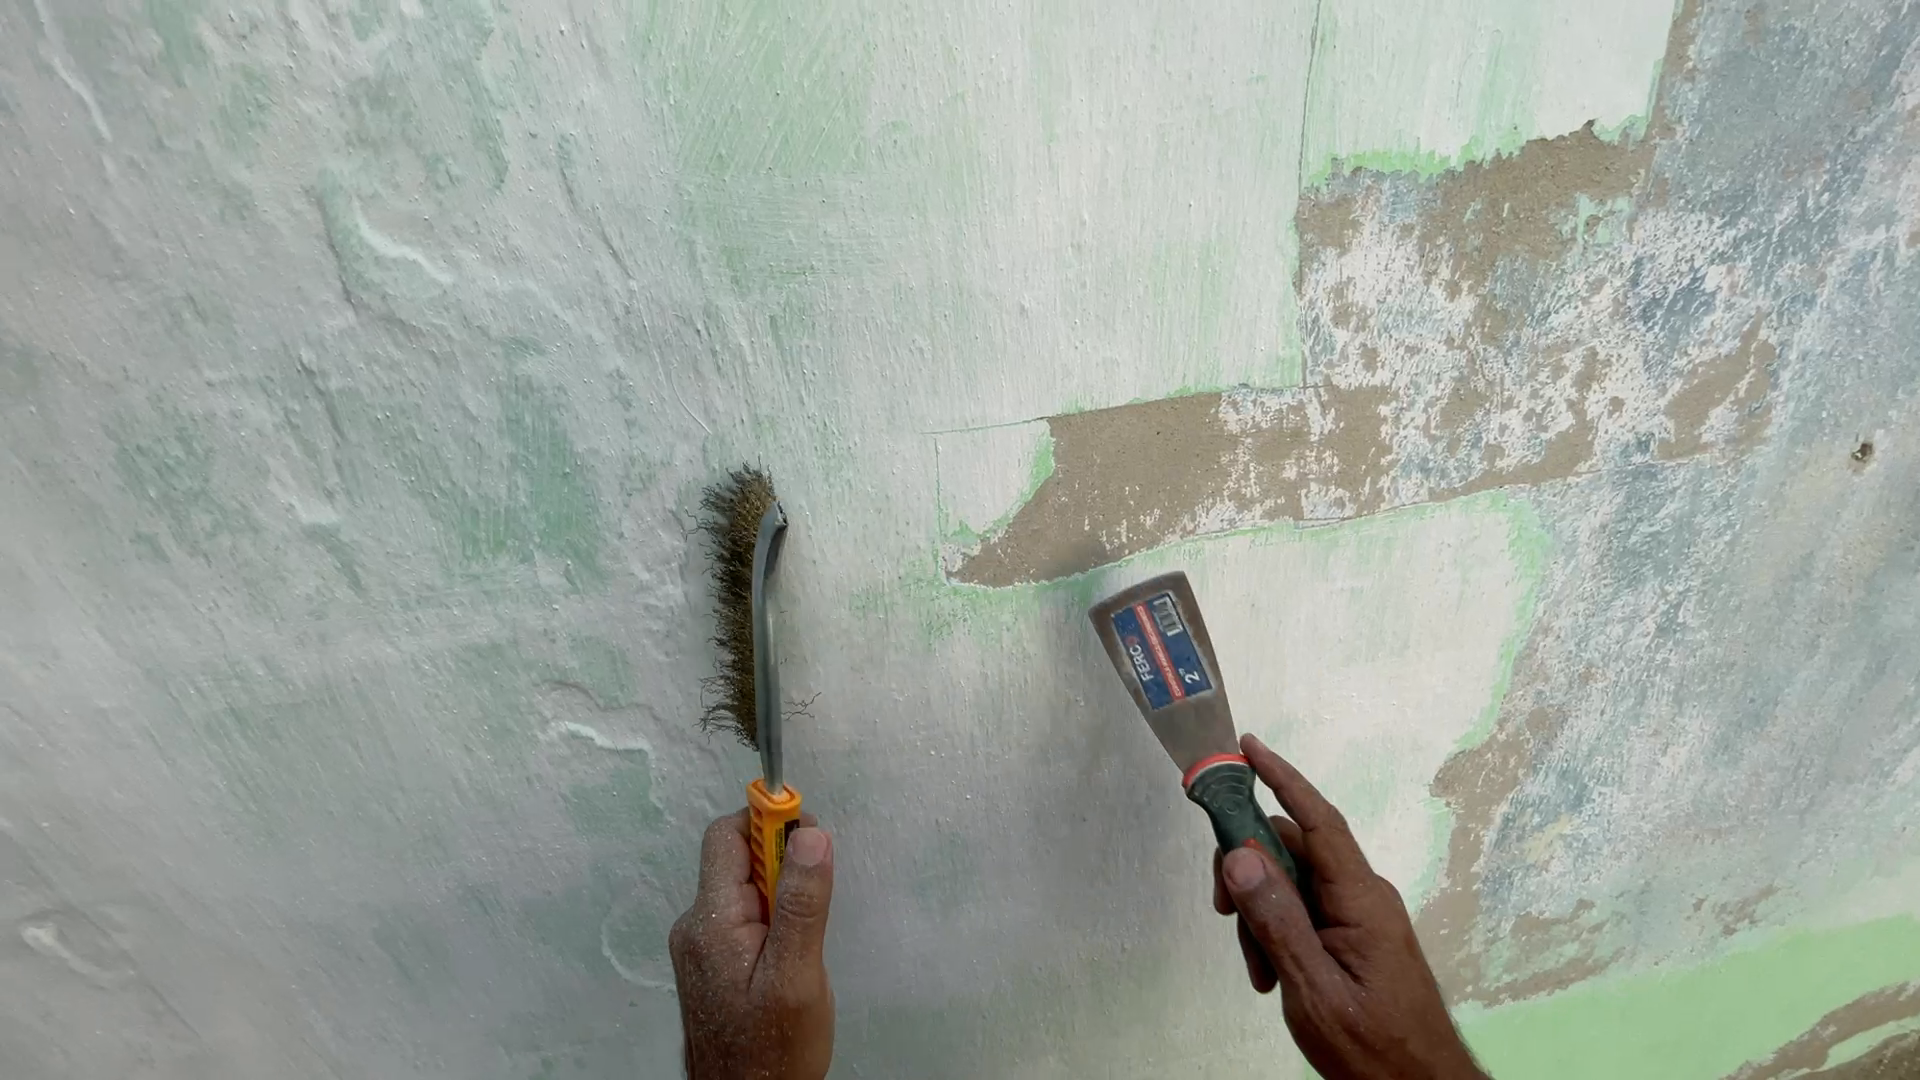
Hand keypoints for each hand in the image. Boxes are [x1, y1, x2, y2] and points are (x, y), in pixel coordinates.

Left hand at [669, 810, 834, 1079]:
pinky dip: (773, 913)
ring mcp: (703, 944)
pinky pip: (745, 911)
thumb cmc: (774, 1050)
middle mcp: (698, 924)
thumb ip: (802, 902)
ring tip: (804, 934)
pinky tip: (791, 948)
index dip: (767, 821)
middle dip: (780, 860)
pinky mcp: (714, 960)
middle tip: (815, 893)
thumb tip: (809, 832)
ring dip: (780, 890)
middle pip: (737, 857)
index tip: (808, 834)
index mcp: (711, 921)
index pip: (727, 835)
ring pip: (745, 885)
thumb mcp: (797, 974)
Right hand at [1212, 735, 1488, 1079]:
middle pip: (1290, 848)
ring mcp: (1357, 913)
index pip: (1317, 820)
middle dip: (1247, 870)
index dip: (1282, 778)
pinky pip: (1300, 907)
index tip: (1247, 745)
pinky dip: (1274, 929)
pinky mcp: (1351, 933)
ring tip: (1257, 969)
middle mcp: (1361, 893)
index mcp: (1361, 898)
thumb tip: (1237, 854)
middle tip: (1221, 911)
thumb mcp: (1314, 990)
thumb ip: (1275, 920)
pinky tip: (1269, 973)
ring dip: (1259, 912)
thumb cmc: (1374, 1050)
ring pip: (1288, 880)